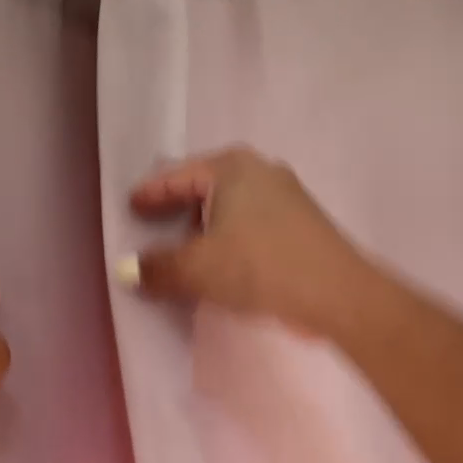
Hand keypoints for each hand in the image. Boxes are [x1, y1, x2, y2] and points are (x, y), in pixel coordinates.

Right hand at [123, 147, 368, 335]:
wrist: (335, 295)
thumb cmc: (258, 266)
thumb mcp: (196, 268)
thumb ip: (156, 267)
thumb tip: (127, 269)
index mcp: (231, 167)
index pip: (177, 176)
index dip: (150, 193)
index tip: (130, 207)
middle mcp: (261, 172)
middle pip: (205, 188)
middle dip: (177, 209)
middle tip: (151, 226)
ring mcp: (286, 197)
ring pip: (229, 209)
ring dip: (204, 229)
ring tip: (183, 252)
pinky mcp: (300, 226)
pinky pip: (250, 226)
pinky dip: (228, 240)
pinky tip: (220, 265)